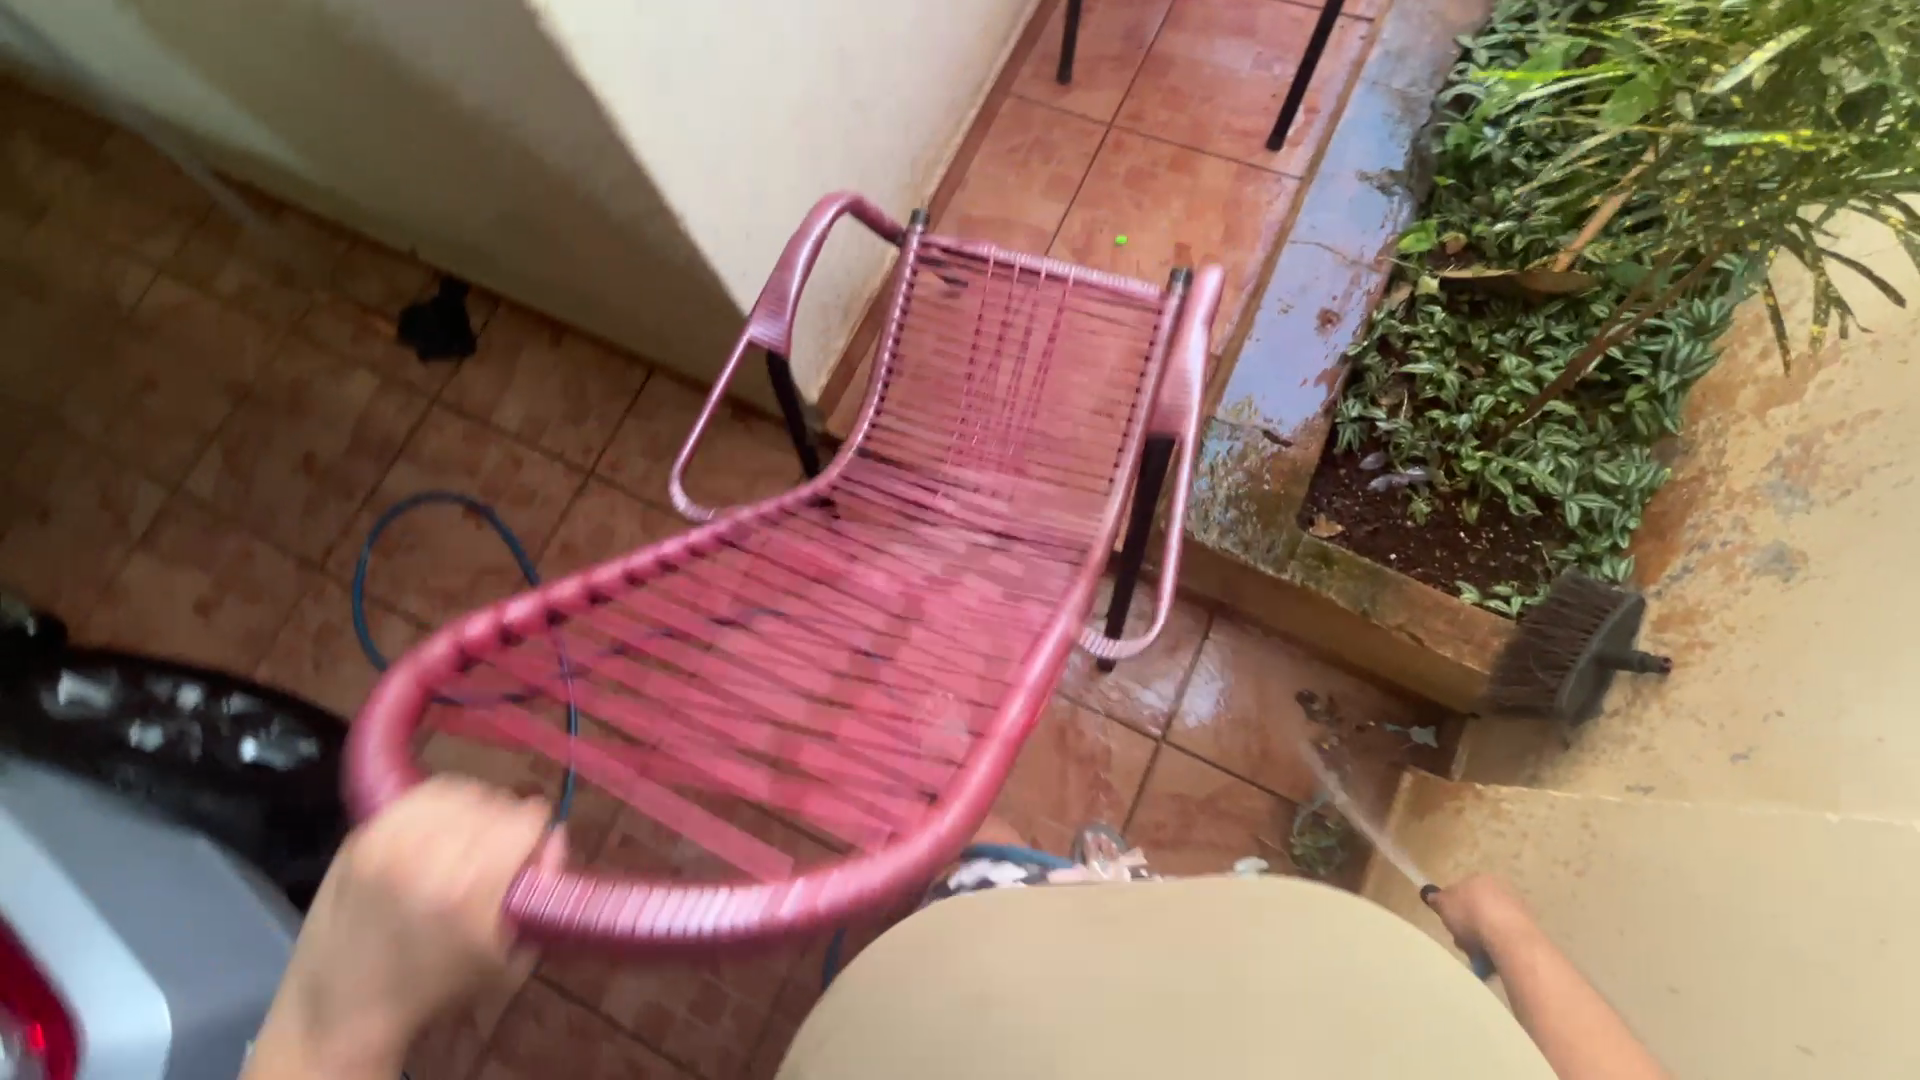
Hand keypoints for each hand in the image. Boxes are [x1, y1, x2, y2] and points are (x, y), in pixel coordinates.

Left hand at [247, 777, 563, 1077]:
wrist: (340, 1014)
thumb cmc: (437, 988)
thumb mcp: (512, 954)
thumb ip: (545, 890)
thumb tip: (554, 839)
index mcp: (472, 886)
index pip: (530, 817)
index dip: (537, 836)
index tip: (529, 857)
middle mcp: (430, 854)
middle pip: (498, 802)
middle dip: (507, 825)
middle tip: (498, 853)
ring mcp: (390, 841)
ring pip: (463, 792)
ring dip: (475, 811)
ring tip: (467, 839)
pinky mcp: (363, 835)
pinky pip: (423, 794)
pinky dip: (441, 804)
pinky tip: (439, 829)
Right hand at [1424, 873, 1532, 957]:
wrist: (1509, 939)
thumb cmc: (1471, 916)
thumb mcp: (1443, 905)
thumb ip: (1437, 899)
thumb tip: (1432, 896)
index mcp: (1479, 878)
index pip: (1461, 889)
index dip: (1453, 907)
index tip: (1450, 923)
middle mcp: (1501, 889)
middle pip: (1478, 908)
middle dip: (1470, 925)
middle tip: (1463, 940)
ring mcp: (1519, 909)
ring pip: (1493, 924)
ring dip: (1485, 938)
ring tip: (1478, 954)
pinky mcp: (1531, 930)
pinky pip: (1507, 938)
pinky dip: (1499, 947)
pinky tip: (1493, 957)